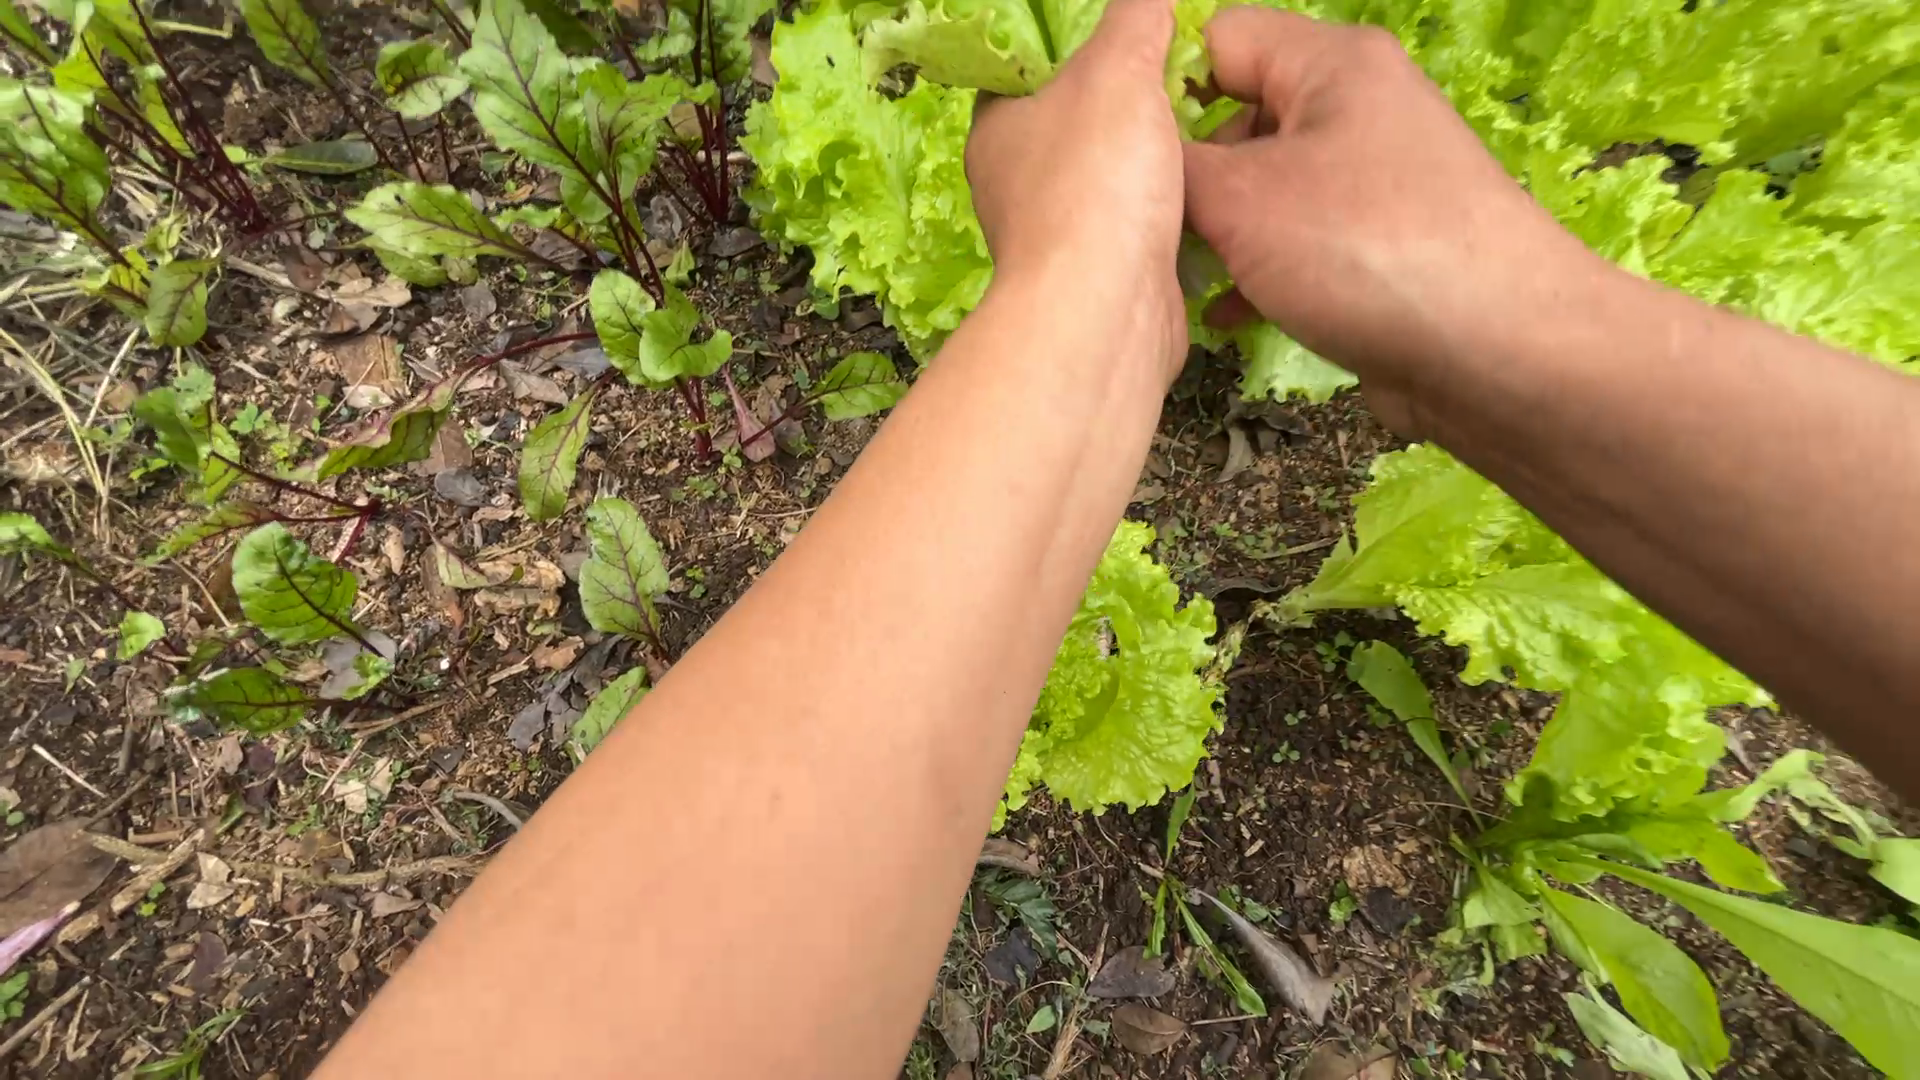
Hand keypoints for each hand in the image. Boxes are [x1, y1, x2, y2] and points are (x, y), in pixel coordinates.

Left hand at [966, 0, 1187, 383]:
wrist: (1105, 310)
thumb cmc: (1095, 182)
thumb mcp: (1116, 70)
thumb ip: (1133, 21)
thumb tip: (1147, 2)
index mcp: (997, 134)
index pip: (1024, 73)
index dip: (1073, 48)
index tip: (1128, 36)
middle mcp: (1017, 190)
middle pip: (1075, 129)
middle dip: (1127, 106)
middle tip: (1180, 79)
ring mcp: (1059, 241)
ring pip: (1110, 183)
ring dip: (1153, 163)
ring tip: (1203, 127)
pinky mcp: (1100, 280)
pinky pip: (1136, 230)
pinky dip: (1165, 212)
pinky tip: (1202, 190)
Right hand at [1182, 9, 1595, 428]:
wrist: (1489, 346)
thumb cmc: (1358, 248)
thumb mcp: (1242, 199)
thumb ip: (1177, 167)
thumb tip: (1140, 156)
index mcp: (1329, 66)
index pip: (1221, 40)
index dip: (1163, 84)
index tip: (1119, 150)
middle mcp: (1352, 111)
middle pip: (1238, 120)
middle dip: (1189, 176)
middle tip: (1148, 231)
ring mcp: (1365, 182)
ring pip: (1260, 192)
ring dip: (1216, 235)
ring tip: (1180, 281)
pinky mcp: (1371, 246)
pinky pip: (1291, 242)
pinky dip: (1254, 272)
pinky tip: (1227, 314)